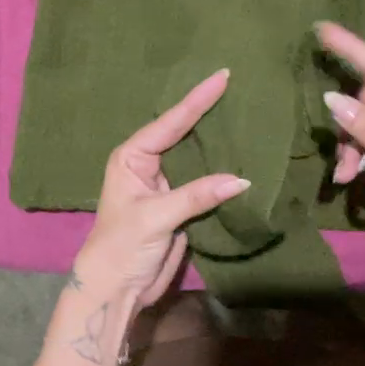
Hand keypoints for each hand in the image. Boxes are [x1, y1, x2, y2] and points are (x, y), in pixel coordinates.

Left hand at [73, 69, 250, 314]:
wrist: (118, 289)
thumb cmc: (122, 246)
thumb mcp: (156, 217)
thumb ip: (196, 195)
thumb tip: (242, 180)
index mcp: (132, 158)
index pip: (170, 123)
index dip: (196, 100)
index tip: (222, 76)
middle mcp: (149, 165)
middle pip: (183, 133)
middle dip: (208, 111)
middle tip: (238, 84)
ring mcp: (167, 184)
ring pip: (197, 156)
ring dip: (219, 141)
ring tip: (246, 112)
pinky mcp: (181, 205)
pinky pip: (206, 182)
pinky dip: (224, 171)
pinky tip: (246, 156)